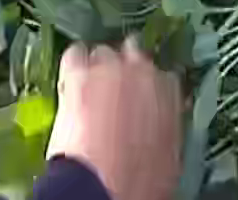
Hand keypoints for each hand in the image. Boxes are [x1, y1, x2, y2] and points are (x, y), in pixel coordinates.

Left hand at [49, 38, 181, 199]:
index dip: (148, 86)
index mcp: (167, 92)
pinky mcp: (79, 73)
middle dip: (123, 70)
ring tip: (90, 93)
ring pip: (103, 53)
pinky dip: (73, 65)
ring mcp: (109, 67)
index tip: (140, 96)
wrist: (101, 194)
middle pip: (132, 53)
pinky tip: (70, 83)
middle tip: (113, 94)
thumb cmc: (135, 186)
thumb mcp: (167, 156)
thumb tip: (161, 121)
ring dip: (98, 69)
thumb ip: (166, 123)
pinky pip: (75, 54)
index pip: (162, 74)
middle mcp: (141, 70)